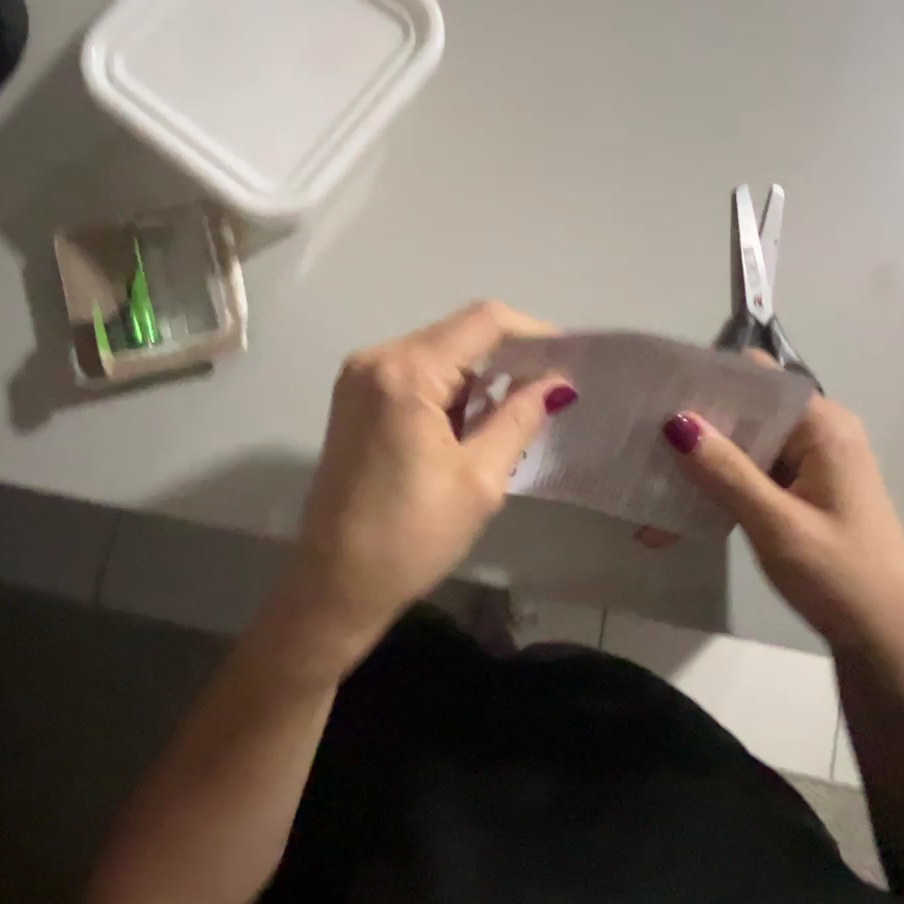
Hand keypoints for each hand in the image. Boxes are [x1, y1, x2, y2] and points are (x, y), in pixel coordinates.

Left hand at [287, 301, 573, 654]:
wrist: (336, 582)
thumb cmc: (411, 536)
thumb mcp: (479, 479)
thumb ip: (519, 417)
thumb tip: (557, 382)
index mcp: (405, 372)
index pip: (483, 322)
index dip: (532, 332)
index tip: (568, 359)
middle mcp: (375, 358)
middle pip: (456, 333)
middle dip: (506, 357)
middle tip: (549, 392)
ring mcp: (358, 377)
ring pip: (436, 353)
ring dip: (476, 377)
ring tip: (513, 415)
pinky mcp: (353, 399)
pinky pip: (412, 374)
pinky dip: (447, 390)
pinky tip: (470, 424)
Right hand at [661, 386, 903, 662]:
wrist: (888, 640)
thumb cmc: (841, 577)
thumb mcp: (776, 525)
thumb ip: (726, 472)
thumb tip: (676, 420)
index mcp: (823, 427)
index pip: (756, 379)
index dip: (707, 381)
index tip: (653, 395)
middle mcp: (817, 434)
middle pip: (745, 411)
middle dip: (693, 425)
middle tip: (636, 438)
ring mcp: (809, 464)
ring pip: (741, 446)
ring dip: (697, 462)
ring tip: (642, 478)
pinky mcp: (799, 491)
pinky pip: (747, 474)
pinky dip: (714, 488)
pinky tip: (673, 513)